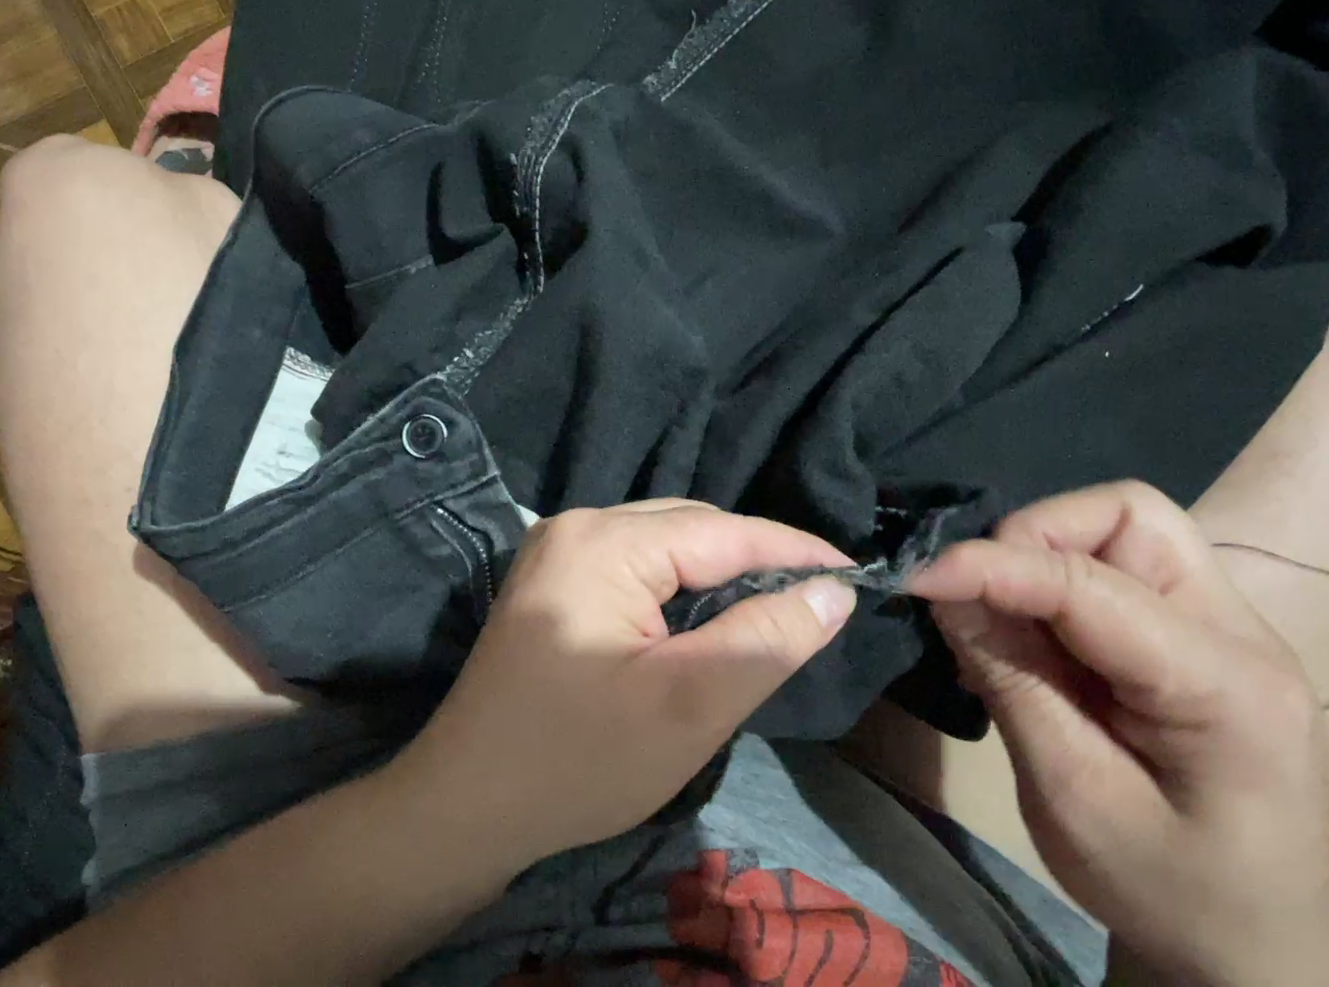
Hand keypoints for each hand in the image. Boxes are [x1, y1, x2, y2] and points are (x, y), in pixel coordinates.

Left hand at [386, 500, 856, 866]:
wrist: (468, 801)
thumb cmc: (578, 761)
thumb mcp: (688, 705)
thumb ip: (766, 639)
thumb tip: (831, 591)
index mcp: (604, 543)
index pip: (724, 531)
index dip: (796, 551)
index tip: (860, 576)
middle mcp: (575, 527)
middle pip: (691, 528)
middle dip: (756, 560)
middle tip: (816, 604)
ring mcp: (555, 552)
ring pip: (663, 545)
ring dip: (717, 574)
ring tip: (771, 612)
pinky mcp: (550, 581)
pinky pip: (633, 565)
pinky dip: (677, 587)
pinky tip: (702, 620)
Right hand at [907, 482, 1328, 986]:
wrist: (1247, 947)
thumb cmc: (1165, 887)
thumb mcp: (1072, 795)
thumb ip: (1011, 681)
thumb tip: (943, 592)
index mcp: (1224, 684)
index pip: (1090, 581)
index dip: (992, 565)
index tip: (915, 578)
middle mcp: (1239, 631)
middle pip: (1128, 515)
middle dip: (1032, 538)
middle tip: (974, 596)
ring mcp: (1224, 629)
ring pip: (1121, 529)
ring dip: (1041, 556)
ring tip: (996, 618)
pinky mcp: (1192, 638)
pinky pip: (1114, 570)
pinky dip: (1051, 583)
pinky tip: (1026, 638)